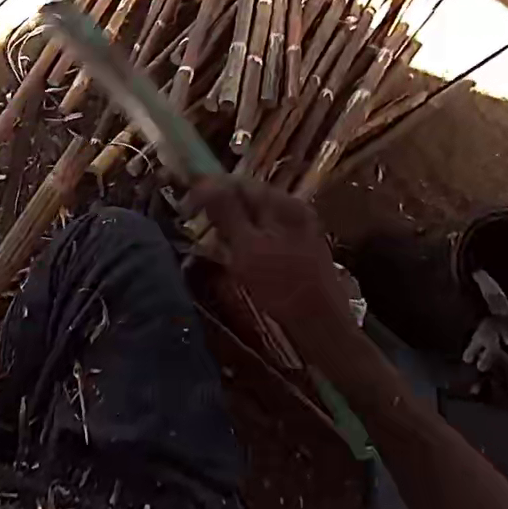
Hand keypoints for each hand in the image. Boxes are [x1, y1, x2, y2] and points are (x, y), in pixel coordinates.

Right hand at [190, 176, 354, 348]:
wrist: (323, 326)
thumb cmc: (282, 288)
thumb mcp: (248, 249)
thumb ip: (227, 212)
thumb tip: (205, 182)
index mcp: (282, 202)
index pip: (238, 182)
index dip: (208, 190)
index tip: (185, 208)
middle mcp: (293, 206)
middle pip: (249, 195)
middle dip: (220, 205)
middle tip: (196, 223)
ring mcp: (301, 226)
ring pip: (257, 213)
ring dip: (234, 221)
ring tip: (214, 239)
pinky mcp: (303, 245)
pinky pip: (269, 229)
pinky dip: (249, 235)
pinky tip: (239, 252)